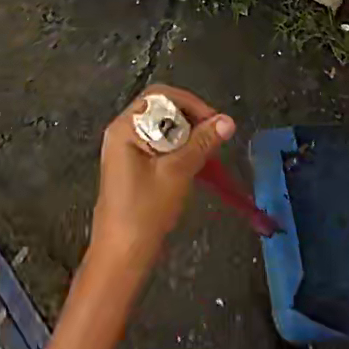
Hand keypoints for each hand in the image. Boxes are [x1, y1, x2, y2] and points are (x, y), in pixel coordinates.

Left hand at [90, 84, 235, 264]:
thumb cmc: (146, 211)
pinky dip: (178, 147)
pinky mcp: (131, 161)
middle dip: (190, 118)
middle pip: (159, 107)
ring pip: (161, 125)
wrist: (122, 251)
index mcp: (125, 126)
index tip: (216, 123)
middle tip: (215, 137)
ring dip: (186, 133)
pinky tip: (194, 162)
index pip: (159, 97)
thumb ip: (201, 144)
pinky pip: (158, 141)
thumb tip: (226, 120)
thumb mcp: (176, 174)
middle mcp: (122, 129)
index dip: (191, 104)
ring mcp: (125, 145)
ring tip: (208, 151)